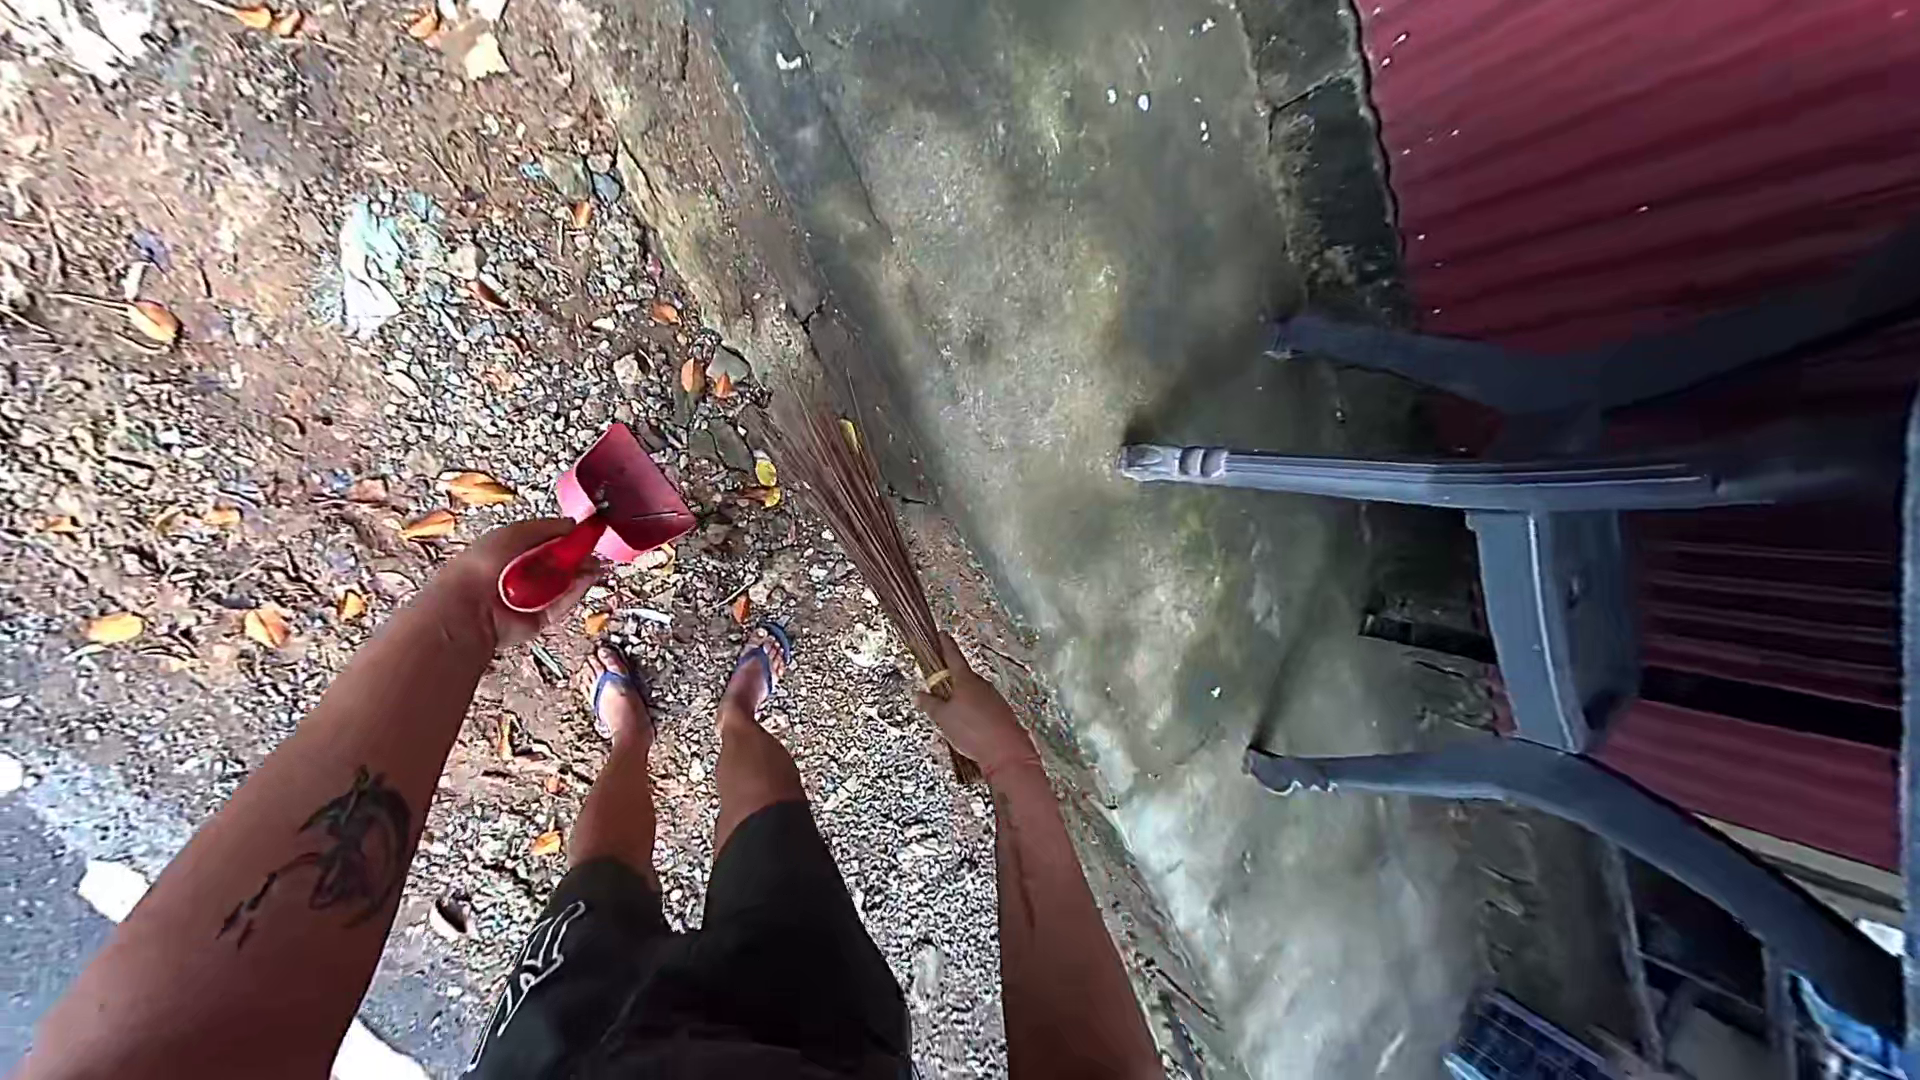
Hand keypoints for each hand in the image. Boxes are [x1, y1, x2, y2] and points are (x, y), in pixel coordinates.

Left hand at [430, 519, 600, 648]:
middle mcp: (522, 574)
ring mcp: (533, 597)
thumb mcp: (513, 533)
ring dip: (582, 572)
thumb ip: (546, 527)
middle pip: (561, 563)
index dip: (568, 537)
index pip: (547, 542)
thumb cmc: (483, 565)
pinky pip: (565, 601)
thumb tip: (574, 524)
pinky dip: (576, 590)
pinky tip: (586, 579)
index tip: (586, 533)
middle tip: (592, 552)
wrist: (470, 608)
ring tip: (594, 565)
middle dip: (579, 556)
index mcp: (510, 552)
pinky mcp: (542, 616)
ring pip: (567, 582)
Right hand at [916, 633, 1040, 779]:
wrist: (1006, 753)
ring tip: (950, 714)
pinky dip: (972, 711)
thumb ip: (930, 704)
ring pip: (973, 692)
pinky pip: (982, 706)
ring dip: (961, 698)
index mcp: (966, 680)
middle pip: (962, 675)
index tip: (942, 634)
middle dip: (950, 679)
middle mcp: (982, 684)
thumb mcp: (943, 718)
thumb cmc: (973, 731)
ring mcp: (993, 698)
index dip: (946, 644)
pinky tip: (967, 725)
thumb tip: (918, 695)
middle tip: (937, 684)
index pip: (953, 656)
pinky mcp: (1001, 712)